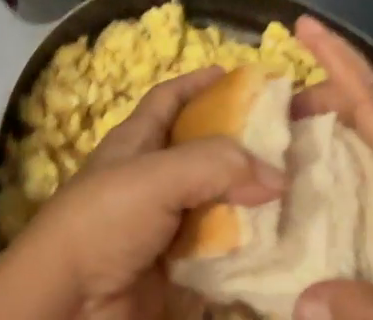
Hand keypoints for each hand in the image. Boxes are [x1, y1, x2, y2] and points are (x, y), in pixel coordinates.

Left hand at [16, 68, 284, 319]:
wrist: (72, 299)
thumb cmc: (103, 219)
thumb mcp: (154, 177)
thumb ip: (212, 165)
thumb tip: (276, 173)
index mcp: (136, 141)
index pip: (169, 99)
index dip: (197, 83)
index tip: (235, 74)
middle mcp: (152, 178)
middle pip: (203, 154)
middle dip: (243, 148)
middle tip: (289, 144)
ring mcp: (166, 224)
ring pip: (219, 204)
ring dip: (254, 202)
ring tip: (301, 194)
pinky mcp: (179, 268)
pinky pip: (223, 253)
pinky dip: (250, 249)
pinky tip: (283, 243)